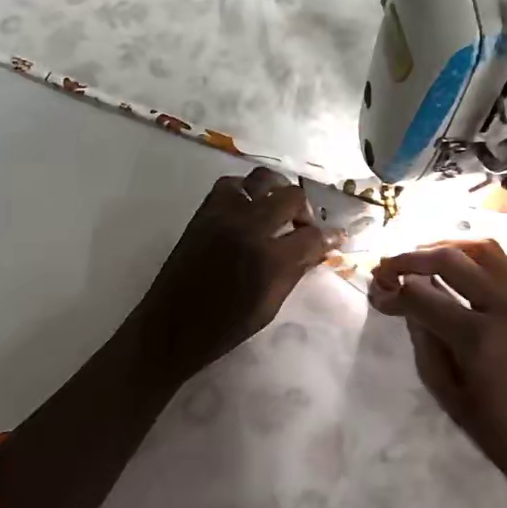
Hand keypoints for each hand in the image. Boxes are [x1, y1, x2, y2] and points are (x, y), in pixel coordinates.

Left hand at [133, 167, 337, 383]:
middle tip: (302, 228)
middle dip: (305, 211)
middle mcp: (248, 227)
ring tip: (276, 212)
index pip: (313, 236)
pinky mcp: (204, 211)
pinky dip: (246, 191)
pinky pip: (232, 184)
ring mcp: (223, 214)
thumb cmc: (224, 328)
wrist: (171, 328)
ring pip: (262, 179)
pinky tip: (248, 211)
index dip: (329, 238)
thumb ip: (296, 270)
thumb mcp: (270, 305)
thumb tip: (318, 248)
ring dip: (276, 192)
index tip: (336, 239)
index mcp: (269, 259)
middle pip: (292, 196)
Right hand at [369, 240, 506, 486]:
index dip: (393, 290)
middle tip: (390, 266)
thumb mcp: (447, 392)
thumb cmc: (498, 432)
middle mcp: (504, 307)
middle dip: (413, 257)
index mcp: (478, 336)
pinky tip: (467, 271)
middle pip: (451, 258)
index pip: (423, 295)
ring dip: (449, 245)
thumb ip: (424, 341)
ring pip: (485, 249)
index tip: (376, 291)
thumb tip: (406, 302)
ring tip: (425, 256)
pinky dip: (483, 258)